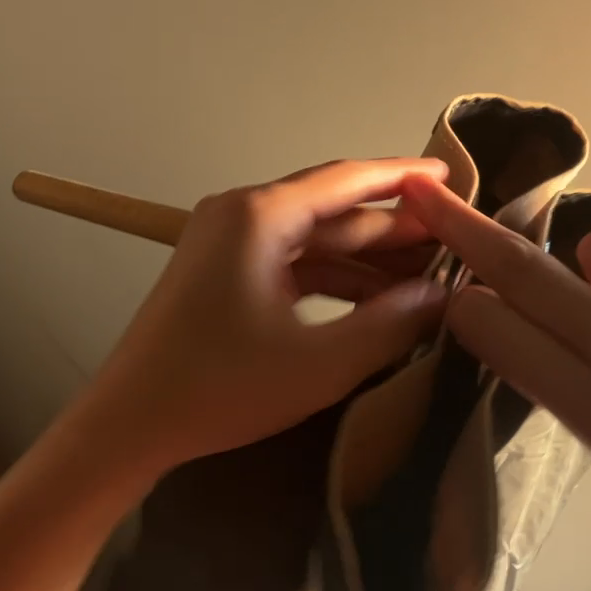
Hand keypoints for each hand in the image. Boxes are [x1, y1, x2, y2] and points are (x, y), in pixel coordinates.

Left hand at [83, 158, 449, 474]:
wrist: (133, 416)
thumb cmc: (222, 385)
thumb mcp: (320, 363)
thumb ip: (389, 325)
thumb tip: (441, 295)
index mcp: (258, 215)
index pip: (345, 180)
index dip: (401, 176)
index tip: (452, 174)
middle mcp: (240, 213)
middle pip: (329, 208)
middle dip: (391, 225)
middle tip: (457, 238)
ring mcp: (226, 240)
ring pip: (310, 237)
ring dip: (363, 257)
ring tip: (429, 274)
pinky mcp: (221, 268)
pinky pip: (288, 260)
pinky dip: (330, 277)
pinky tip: (375, 298)